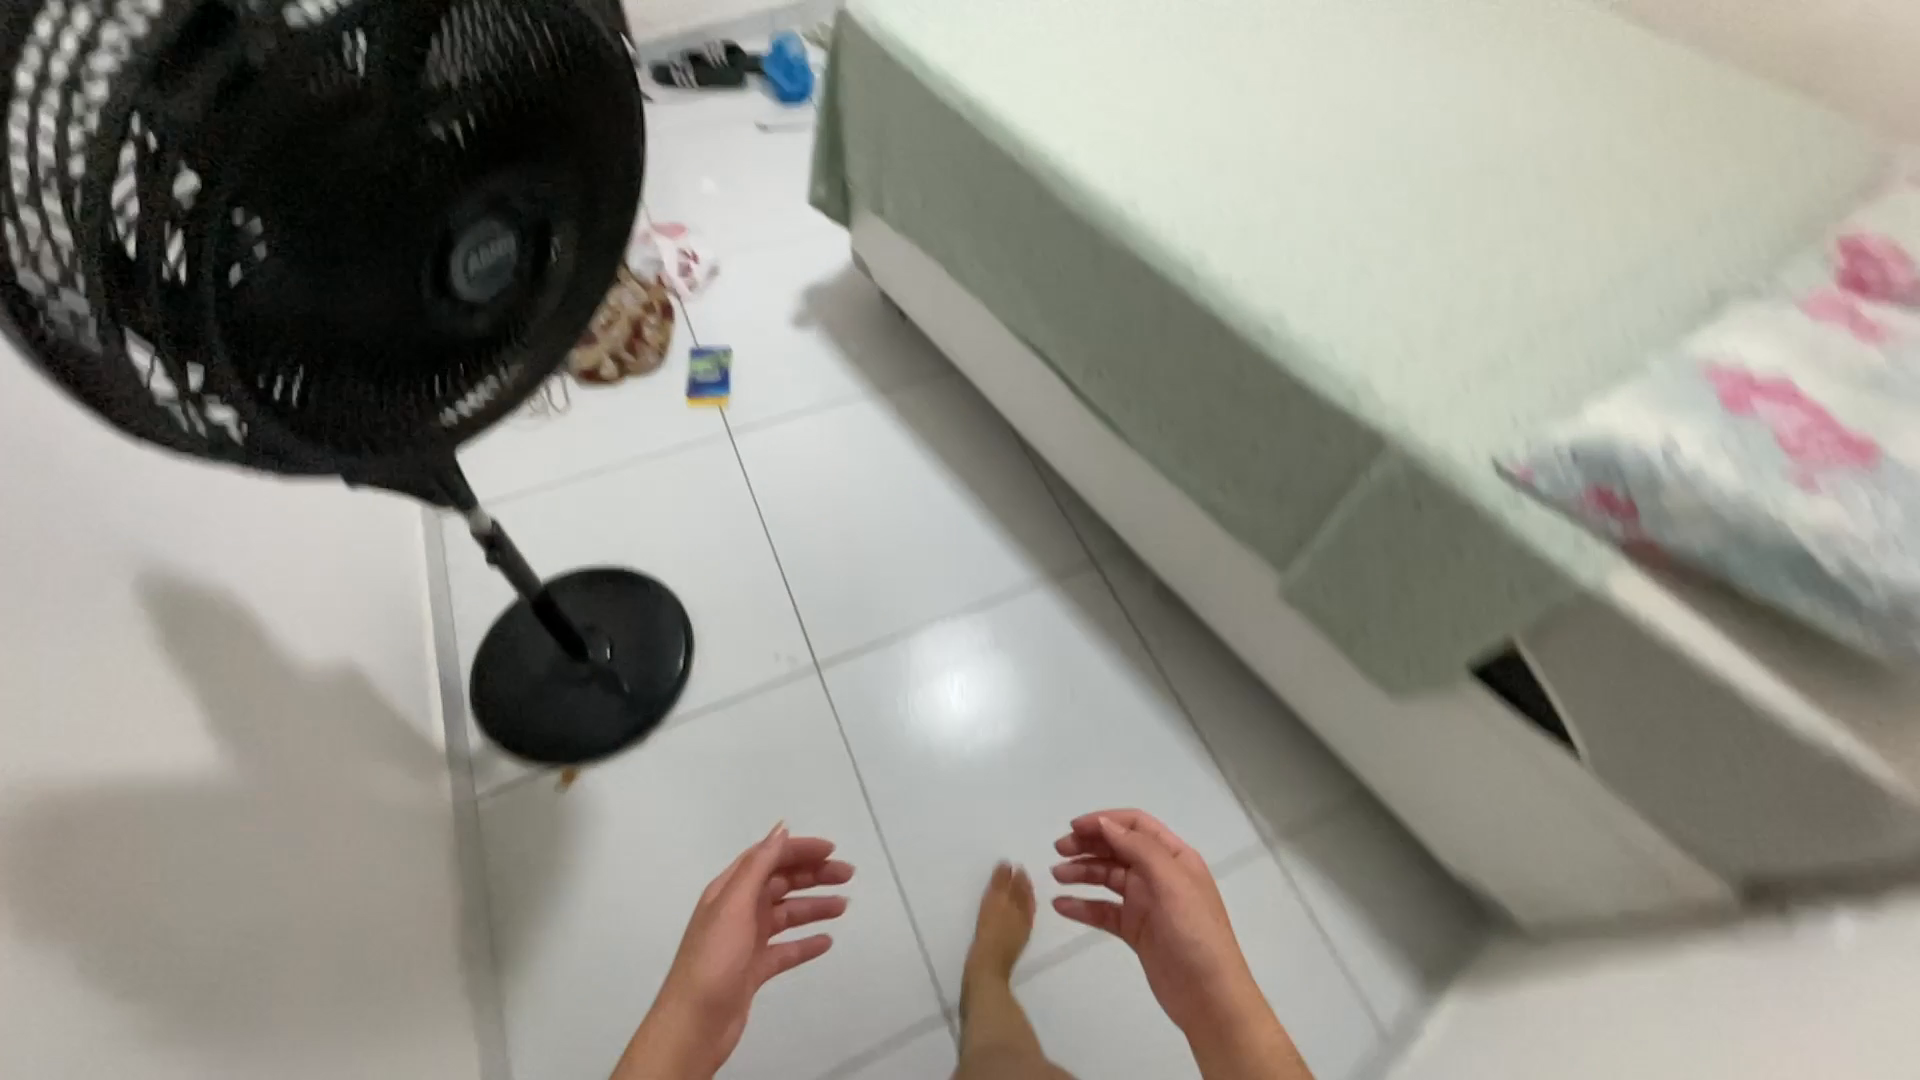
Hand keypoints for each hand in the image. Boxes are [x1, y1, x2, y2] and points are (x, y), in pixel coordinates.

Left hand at [614, 824, 853, 1079]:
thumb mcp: (734, 904)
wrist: (693, 1025)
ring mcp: (746, 941)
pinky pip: (785, 950)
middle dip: (814, 875)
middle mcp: (738, 910)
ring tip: (844, 906)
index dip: (799, 849)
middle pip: (781, 882)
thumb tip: (780, 829)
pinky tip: (826, 941)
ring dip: (814, 906)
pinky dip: (806, 943)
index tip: (831, 850)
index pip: (768, 857)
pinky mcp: (754, 970)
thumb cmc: (713, 959)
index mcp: (729, 890)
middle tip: (847, 874)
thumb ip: (758, 866)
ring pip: (786, 915)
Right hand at [1052, 810, 1307, 1078]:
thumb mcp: (1170, 881)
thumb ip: (1138, 848)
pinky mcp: (1135, 930)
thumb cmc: (1194, 932)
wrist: (1210, 998)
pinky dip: (1083, 906)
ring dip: (1082, 872)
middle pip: (1117, 848)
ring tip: (1056, 876)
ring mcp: (1146, 902)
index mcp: (1174, 857)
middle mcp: (1159, 874)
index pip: (1135, 825)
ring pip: (1107, 877)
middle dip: (1088, 845)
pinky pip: (1104, 910)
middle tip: (1059, 850)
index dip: (1104, 821)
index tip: (1074, 827)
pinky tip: (1062, 906)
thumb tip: (1104, 823)